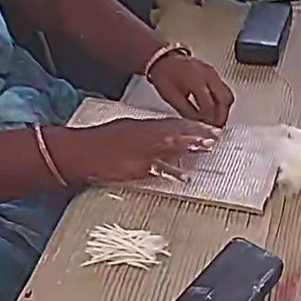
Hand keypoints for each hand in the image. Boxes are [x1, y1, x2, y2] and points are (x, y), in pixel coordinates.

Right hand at [53, 118, 217, 184]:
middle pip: (177, 132)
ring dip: (191, 146)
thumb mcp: (125, 130)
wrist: (84, 150)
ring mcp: (143, 151)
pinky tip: (185, 176)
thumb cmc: (102, 142)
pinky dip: (172, 172)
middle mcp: (146, 135)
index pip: (173, 124)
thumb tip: (160, 139)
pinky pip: (158, 169)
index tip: (207, 128)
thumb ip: (144, 134)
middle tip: (216, 136)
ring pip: (172, 146)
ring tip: (208, 147)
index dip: (192, 126)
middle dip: (198, 134)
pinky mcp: (138, 166)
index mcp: (144, 126)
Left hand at [148, 52, 232, 126]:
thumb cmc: (165, 75)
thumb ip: (188, 113)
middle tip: (216, 128)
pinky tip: (215, 110)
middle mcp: (208, 75)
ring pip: (228, 95)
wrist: (164, 59)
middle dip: (221, 117)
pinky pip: (224, 90)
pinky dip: (222, 102)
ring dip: (224, 110)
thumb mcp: (173, 98)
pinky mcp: (213, 74)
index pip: (209, 106)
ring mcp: (212, 73)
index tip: (206, 129)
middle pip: (225, 100)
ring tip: (216, 121)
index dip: (209, 121)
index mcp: (196, 80)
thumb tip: (199, 125)